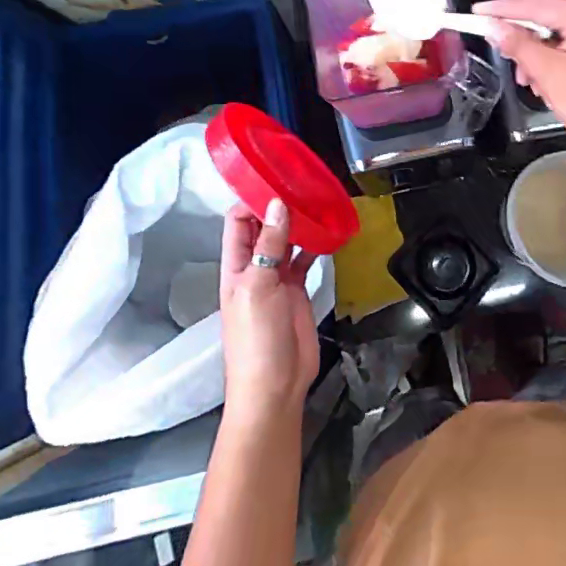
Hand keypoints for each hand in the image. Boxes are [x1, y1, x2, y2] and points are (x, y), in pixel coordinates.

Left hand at [218, 200, 317, 424]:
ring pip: (286, 240)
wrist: (274, 385)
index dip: (253, 199)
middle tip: (307, 185)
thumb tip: (277, 204)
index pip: (238, 220)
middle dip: (280, 206)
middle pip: (263, 226)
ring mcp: (276, 278)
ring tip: (321, 203)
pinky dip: (315, 245)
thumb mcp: (258, 287)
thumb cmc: (256, 337)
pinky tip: (329, 233)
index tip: (279, 180)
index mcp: (235, 264)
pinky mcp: (297, 289)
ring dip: (299, 223)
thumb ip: (268, 246)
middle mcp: (254, 266)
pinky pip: (305, 259)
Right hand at [474, 0, 565, 163]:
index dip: (502, 10)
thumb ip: (519, 46)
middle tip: (501, 53)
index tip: (476, 12)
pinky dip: (553, 60)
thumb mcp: (550, 75)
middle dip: (522, 38)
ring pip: (556, 34)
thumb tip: (492, 27)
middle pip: (546, 17)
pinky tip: (546, 82)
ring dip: (537, 54)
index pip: (535, 6)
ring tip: (529, 80)